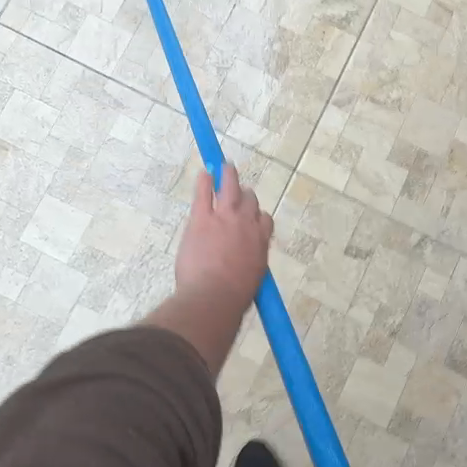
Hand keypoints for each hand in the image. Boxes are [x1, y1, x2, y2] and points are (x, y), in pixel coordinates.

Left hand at [174, 163, 273, 314]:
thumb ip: (250, 266)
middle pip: (250, 201)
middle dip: (245, 196)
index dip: (256, 217)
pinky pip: (204, 193)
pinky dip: (205, 181)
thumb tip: (244, 268)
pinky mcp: (202, 218)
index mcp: (261, 243)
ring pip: (230, 188)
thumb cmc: (233, 298)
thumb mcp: (253, 282)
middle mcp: (247, 225)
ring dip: (228, 176)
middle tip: (238, 193)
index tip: (250, 219)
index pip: (264, 220)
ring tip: (225, 168)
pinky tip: (204, 174)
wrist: (213, 297)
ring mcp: (224, 218)